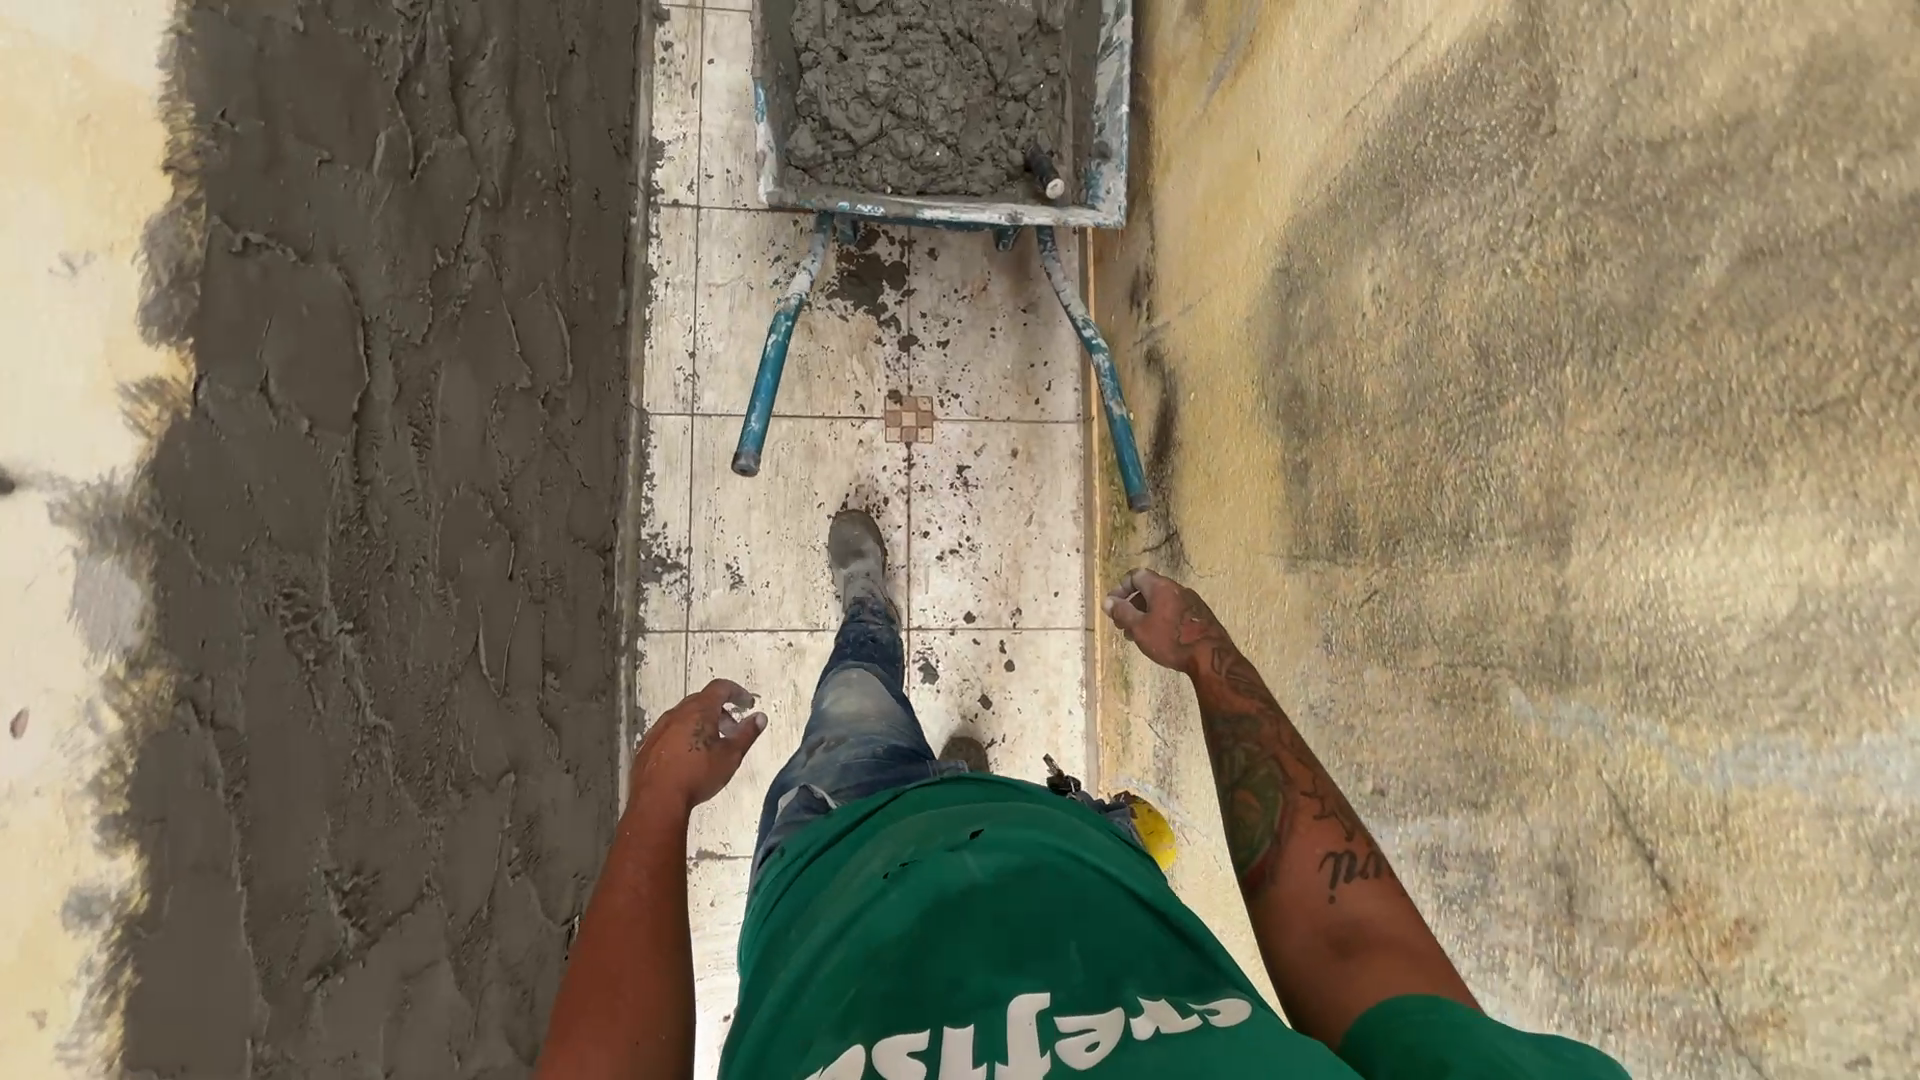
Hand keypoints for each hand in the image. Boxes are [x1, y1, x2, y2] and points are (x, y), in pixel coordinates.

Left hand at [631, 679, 766, 813]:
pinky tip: (688, 758)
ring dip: (701, 724)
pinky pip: (669, 732)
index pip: (720, 688)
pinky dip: (683, 736)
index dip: (737, 692)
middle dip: (720, 711)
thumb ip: (747, 733)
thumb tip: (760, 717)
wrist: (656, 801)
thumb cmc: (697, 775)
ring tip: (711, 746)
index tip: (747, 704)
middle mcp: (676, 714)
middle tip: (731, 729)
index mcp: (698, 711)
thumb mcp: (731, 756)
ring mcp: (657, 730)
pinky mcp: (646, 746)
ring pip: (683, 717)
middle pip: (701, 701)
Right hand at [1102, 567, 1234, 675]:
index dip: (1121, 588)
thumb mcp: (1139, 627)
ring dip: (1145, 615)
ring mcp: (1192, 601)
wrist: (1211, 657)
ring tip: (1137, 635)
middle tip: (1121, 625)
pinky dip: (1161, 620)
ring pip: (1161, 603)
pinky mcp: (1201, 616)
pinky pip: (1174, 611)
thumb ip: (1122, 612)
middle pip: (1148, 589)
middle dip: (1132, 606)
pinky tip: (1158, 639)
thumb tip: (1108, 601)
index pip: (1136, 575)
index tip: (1113, 606)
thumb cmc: (1170, 640)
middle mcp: (1177, 589)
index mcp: (1161, 587)